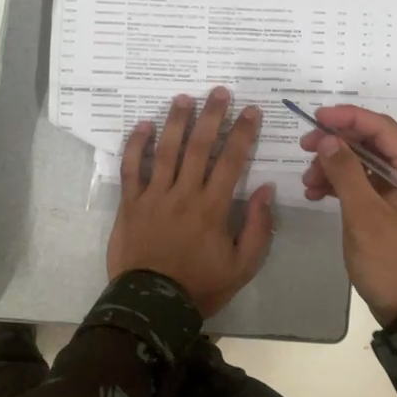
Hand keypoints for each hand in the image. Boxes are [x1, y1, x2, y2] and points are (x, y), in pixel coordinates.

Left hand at [109, 88, 275, 317]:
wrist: (152, 306)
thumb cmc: (201, 286)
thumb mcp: (242, 266)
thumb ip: (258, 228)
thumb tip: (266, 190)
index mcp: (213, 207)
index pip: (231, 160)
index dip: (243, 132)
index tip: (252, 110)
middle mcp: (183, 194)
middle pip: (199, 146)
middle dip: (212, 115)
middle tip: (219, 91)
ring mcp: (153, 196)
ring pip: (165, 150)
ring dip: (176, 120)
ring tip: (184, 97)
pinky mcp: (130, 203)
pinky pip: (131, 168)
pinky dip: (136, 145)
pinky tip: (144, 125)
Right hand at [300, 106, 396, 327]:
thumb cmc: (391, 262)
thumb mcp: (365, 217)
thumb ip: (346, 173)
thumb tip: (328, 139)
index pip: (383, 129)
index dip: (349, 118)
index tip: (316, 118)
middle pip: (371, 143)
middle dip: (337, 142)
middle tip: (304, 146)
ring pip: (362, 162)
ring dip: (333, 165)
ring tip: (307, 180)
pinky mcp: (386, 208)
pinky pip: (359, 183)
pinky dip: (337, 184)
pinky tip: (315, 193)